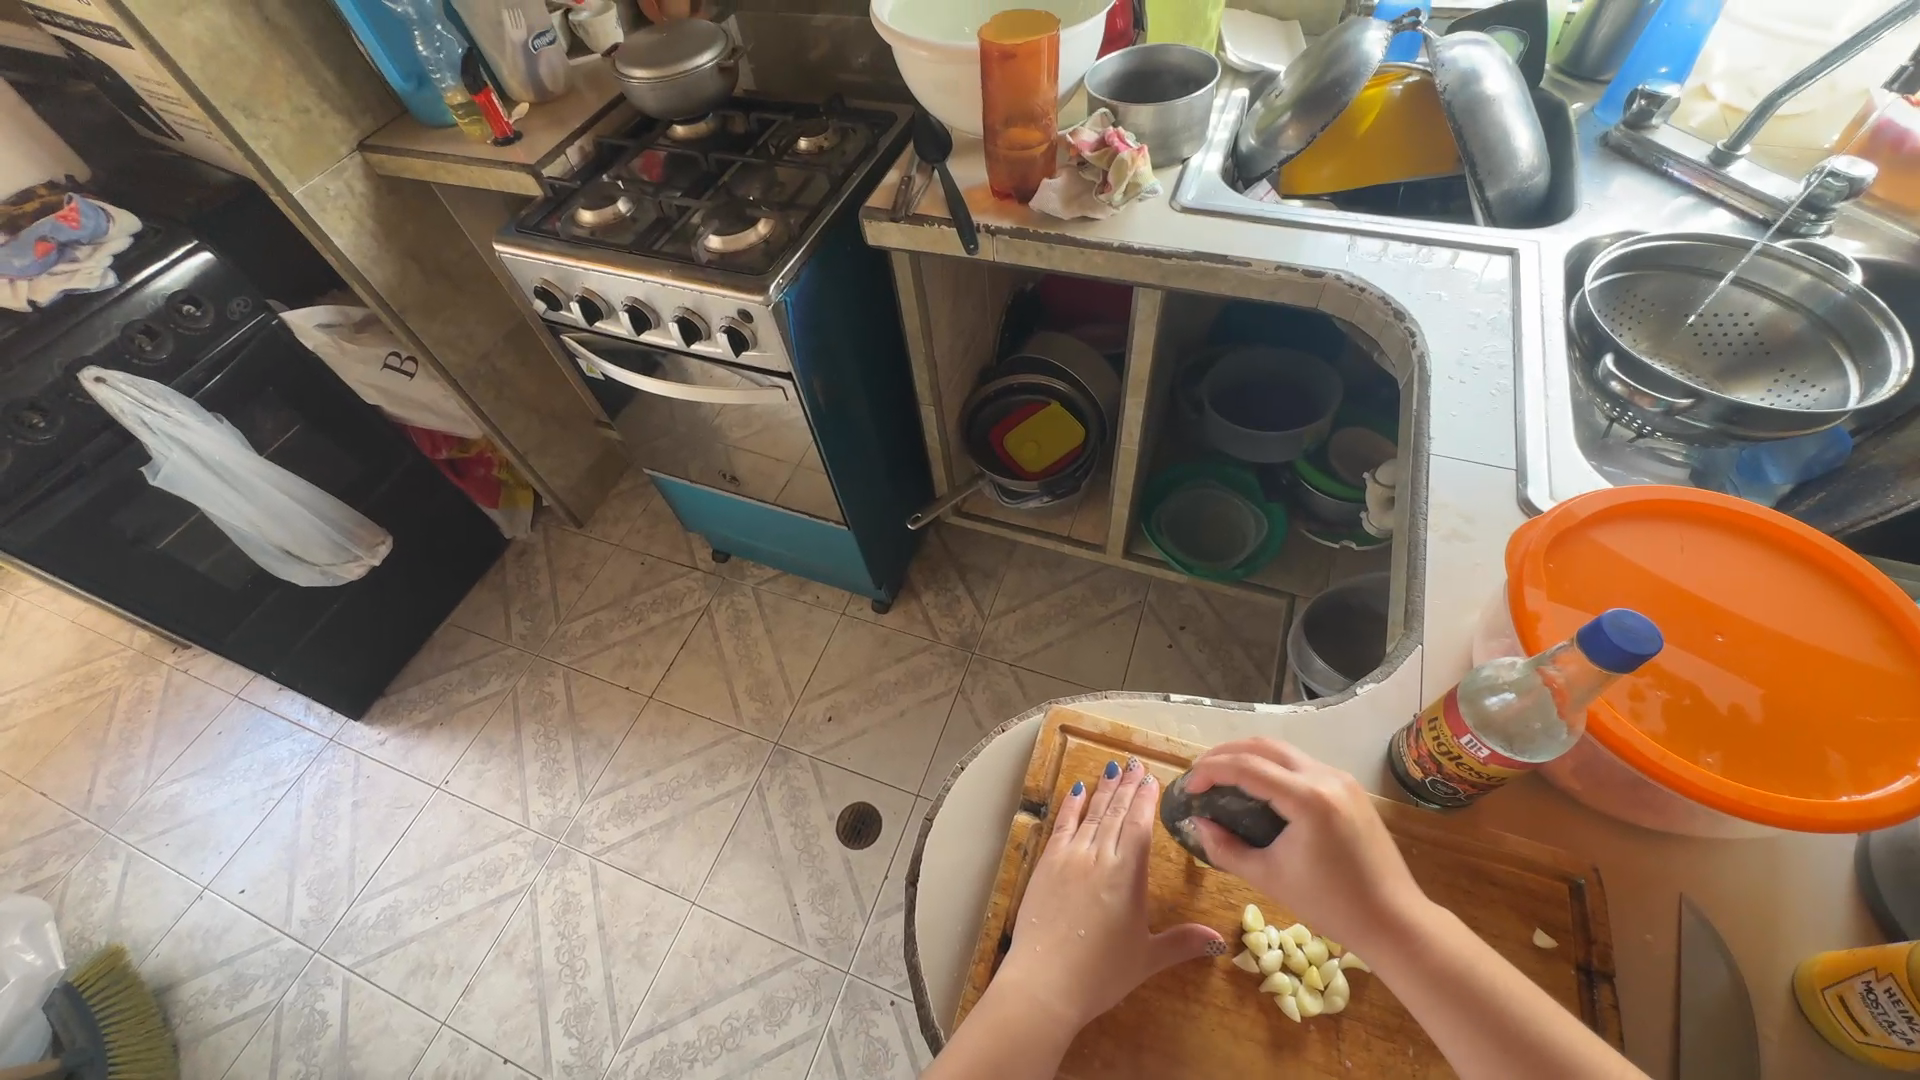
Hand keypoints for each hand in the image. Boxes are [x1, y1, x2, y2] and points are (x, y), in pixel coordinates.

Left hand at [992, 757, 1225, 1030]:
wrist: (1045, 981)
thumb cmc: (1101, 974)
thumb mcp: (1147, 958)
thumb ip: (1183, 942)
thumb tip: (1221, 939)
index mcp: (1128, 876)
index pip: (1139, 826)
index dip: (1145, 800)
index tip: (1151, 778)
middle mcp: (1099, 857)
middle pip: (1116, 813)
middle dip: (1126, 787)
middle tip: (1134, 763)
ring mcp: (1070, 858)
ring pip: (1091, 815)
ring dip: (1103, 790)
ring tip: (1112, 768)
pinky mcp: (1047, 864)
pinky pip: (1062, 826)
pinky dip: (1070, 806)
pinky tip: (1076, 790)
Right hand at [1184, 739, 1427, 953]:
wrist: (1395, 921)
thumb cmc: (1330, 905)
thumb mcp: (1269, 878)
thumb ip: (1226, 848)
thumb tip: (1197, 823)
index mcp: (1308, 798)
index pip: (1246, 767)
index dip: (1210, 771)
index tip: (1187, 788)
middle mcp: (1326, 777)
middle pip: (1263, 746)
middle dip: (1224, 754)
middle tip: (1198, 774)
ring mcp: (1341, 779)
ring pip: (1283, 751)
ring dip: (1247, 756)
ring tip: (1221, 777)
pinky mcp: (1349, 788)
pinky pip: (1300, 765)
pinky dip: (1271, 767)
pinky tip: (1256, 788)